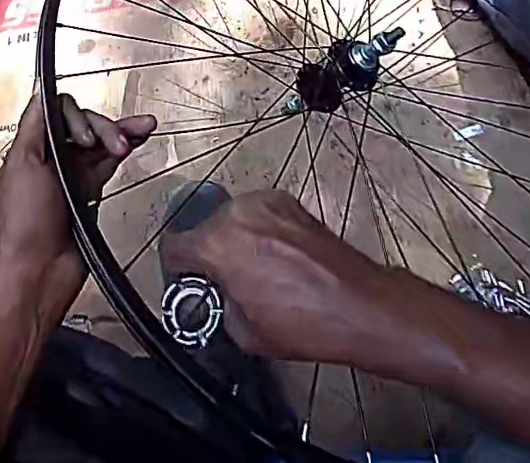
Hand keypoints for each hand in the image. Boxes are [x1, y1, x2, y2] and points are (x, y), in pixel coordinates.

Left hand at [0, 89, 154, 318]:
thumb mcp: (23, 165)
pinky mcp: (89, 188)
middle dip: (103, 128)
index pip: (59, 112)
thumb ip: (34, 126)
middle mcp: (52, 156)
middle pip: (84, 124)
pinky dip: (126, 145)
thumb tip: (41, 94)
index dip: (78, 118)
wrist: (41, 272)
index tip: (86, 138)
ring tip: (141, 129)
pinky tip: (139, 135)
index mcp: (33, 147)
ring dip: (121, 131)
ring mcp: (72, 172)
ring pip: (100, 140)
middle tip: (115, 144)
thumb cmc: (26, 225)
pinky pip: (109, 160)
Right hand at [159, 190, 407, 367]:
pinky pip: (258, 212)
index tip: (186, 277)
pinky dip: (260, 228)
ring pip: (231, 219)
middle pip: (204, 230)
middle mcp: (234, 214)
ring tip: (260, 267)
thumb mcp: (244, 331)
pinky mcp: (284, 199)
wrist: (355, 303)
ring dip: (236, 238)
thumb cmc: (303, 322)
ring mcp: (261, 202)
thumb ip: (219, 302)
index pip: (174, 246)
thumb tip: (217, 293)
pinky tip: (278, 254)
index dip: (177, 267)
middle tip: (230, 280)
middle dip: (211, 253)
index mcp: (216, 246)